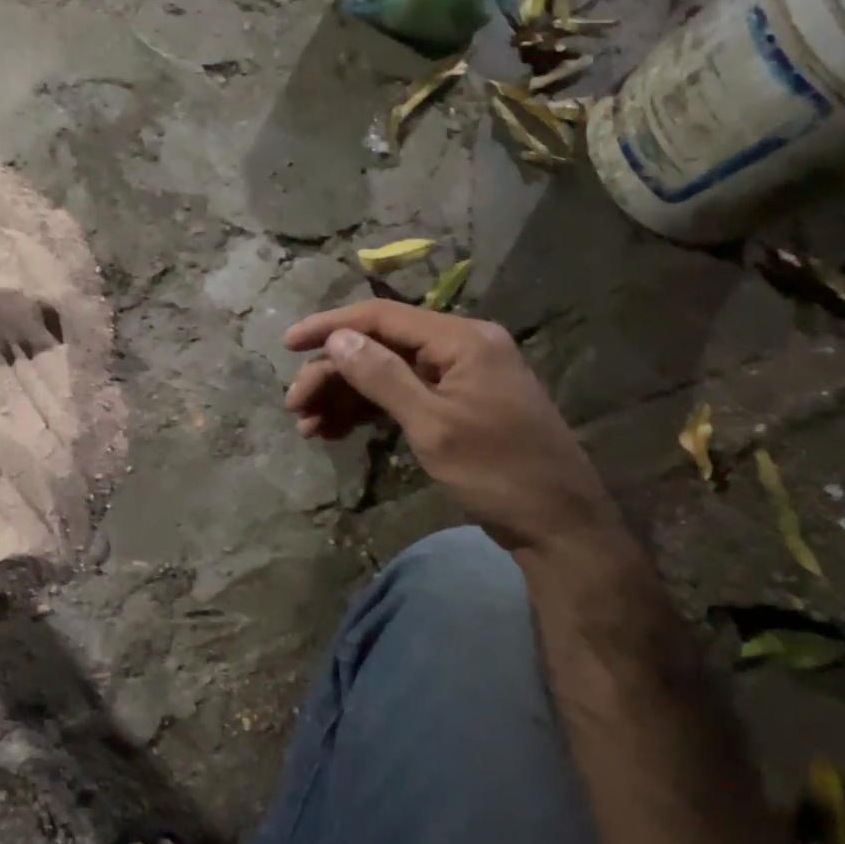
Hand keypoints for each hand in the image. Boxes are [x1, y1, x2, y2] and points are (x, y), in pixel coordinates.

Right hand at [284, 301, 619, 549]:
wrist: (558, 525)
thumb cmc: (497, 471)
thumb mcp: (432, 425)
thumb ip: (382, 377)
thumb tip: (337, 339)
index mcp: (461, 340)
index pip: (381, 318)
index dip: (330, 327)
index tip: (286, 344)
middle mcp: (460, 348)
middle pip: (379, 348)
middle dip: (333, 376)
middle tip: (295, 408)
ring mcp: (459, 378)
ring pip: (385, 375)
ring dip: (344, 397)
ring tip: (309, 428)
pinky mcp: (456, 406)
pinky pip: (402, 396)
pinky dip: (368, 412)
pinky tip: (336, 432)